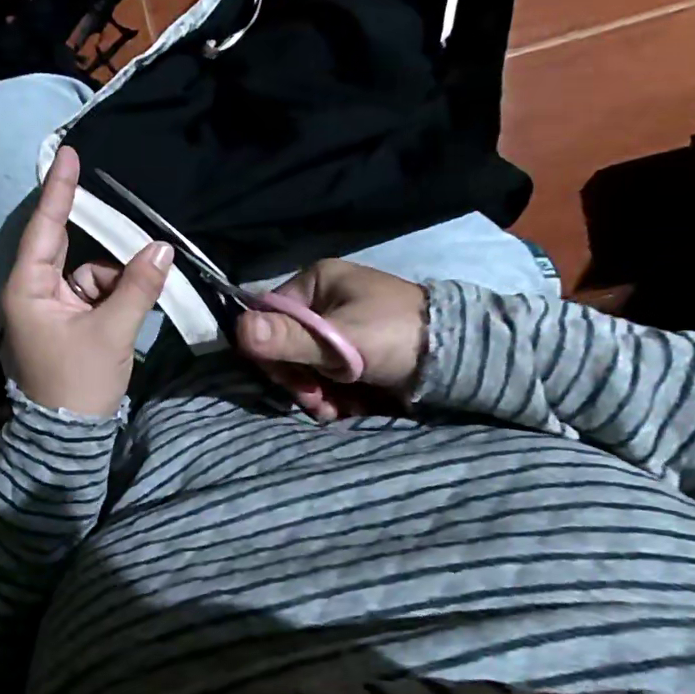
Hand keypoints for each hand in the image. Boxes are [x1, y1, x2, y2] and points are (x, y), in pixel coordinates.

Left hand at [2, 146, 172, 417]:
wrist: (70, 435)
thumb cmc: (78, 382)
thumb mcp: (111, 332)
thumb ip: (137, 288)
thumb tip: (162, 250)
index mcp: (29, 288)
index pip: (45, 227)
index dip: (58, 190)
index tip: (68, 154)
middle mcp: (35, 290)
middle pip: (69, 247)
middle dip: (101, 243)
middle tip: (126, 230)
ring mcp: (52, 306)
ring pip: (90, 273)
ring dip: (117, 281)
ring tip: (131, 307)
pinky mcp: (69, 321)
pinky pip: (96, 292)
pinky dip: (116, 296)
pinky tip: (129, 313)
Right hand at [235, 259, 425, 420]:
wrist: (457, 357)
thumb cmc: (395, 336)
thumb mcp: (340, 339)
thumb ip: (290, 338)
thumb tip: (237, 330)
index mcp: (317, 283)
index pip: (271, 320)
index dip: (273, 356)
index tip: (293, 383)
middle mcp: (326, 303)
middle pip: (288, 348)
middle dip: (301, 381)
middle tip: (319, 403)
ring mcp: (342, 330)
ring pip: (309, 367)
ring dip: (317, 394)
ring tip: (337, 410)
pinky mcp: (358, 354)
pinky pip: (332, 376)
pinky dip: (336, 396)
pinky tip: (348, 408)